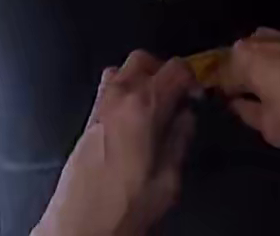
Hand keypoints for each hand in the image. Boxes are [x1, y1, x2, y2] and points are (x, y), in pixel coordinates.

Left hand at [33, 51, 199, 235]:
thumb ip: (179, 141)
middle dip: (165, 71)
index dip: (192, 78)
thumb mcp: (168, 180)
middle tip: (178, 97)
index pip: (174, 68)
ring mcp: (102, 98)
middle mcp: (121, 91)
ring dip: (143, 76)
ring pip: (125, 66)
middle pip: (145, 59)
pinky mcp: (90, 109)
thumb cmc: (129, 203)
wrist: (81, 220)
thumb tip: (188, 116)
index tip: (198, 97)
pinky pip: (111, 82)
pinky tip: (135, 114)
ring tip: (157, 105)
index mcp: (144, 104)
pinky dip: (127, 85)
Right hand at [220, 29, 279, 152]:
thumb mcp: (272, 130)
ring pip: (269, 55)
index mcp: (241, 57)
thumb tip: (238, 103)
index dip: (224, 95)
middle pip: (244, 62)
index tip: (232, 109)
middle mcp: (257, 36)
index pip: (220, 77)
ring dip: (273, 72)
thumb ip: (247, 115)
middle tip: (261, 104)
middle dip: (249, 80)